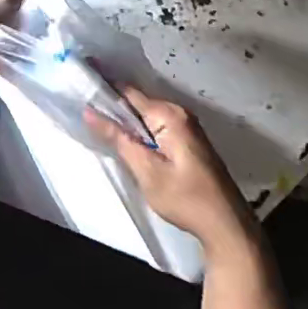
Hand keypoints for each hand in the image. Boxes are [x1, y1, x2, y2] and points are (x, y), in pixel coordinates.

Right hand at [85, 87, 255, 252]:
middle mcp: (180, 113)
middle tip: (84, 112)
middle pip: (137, 103)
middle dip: (113, 107)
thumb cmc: (185, 198)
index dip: (103, 88)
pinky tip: (126, 141)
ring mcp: (187, 126)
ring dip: (126, 121)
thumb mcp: (146, 171)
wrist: (226, 225)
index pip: (128, 92)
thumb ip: (118, 139)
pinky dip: (140, 131)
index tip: (80, 83)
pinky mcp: (188, 140)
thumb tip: (90, 111)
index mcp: (169, 115)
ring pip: (146, 116)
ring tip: (97, 124)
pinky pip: (157, 126)